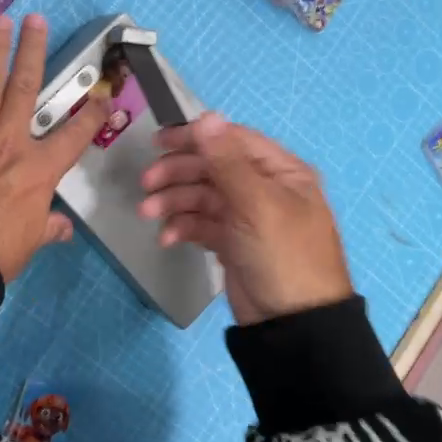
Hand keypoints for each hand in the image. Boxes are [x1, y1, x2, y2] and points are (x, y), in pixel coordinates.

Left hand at [0, 15, 109, 280]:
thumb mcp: (29, 243)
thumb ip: (47, 227)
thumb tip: (62, 227)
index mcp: (38, 170)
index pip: (74, 135)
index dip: (92, 113)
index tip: (103, 94)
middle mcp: (9, 142)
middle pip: (25, 88)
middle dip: (33, 52)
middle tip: (37, 21)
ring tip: (0, 21)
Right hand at [138, 114, 351, 324]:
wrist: (294, 325)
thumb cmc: (283, 255)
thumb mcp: (257, 204)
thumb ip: (227, 160)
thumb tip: (206, 115)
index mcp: (281, 171)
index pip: (231, 140)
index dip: (195, 138)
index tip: (159, 141)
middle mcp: (264, 188)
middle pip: (211, 167)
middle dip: (177, 173)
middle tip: (146, 183)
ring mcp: (246, 216)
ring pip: (201, 195)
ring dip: (173, 201)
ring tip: (148, 214)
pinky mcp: (231, 241)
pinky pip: (201, 223)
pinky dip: (182, 226)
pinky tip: (168, 238)